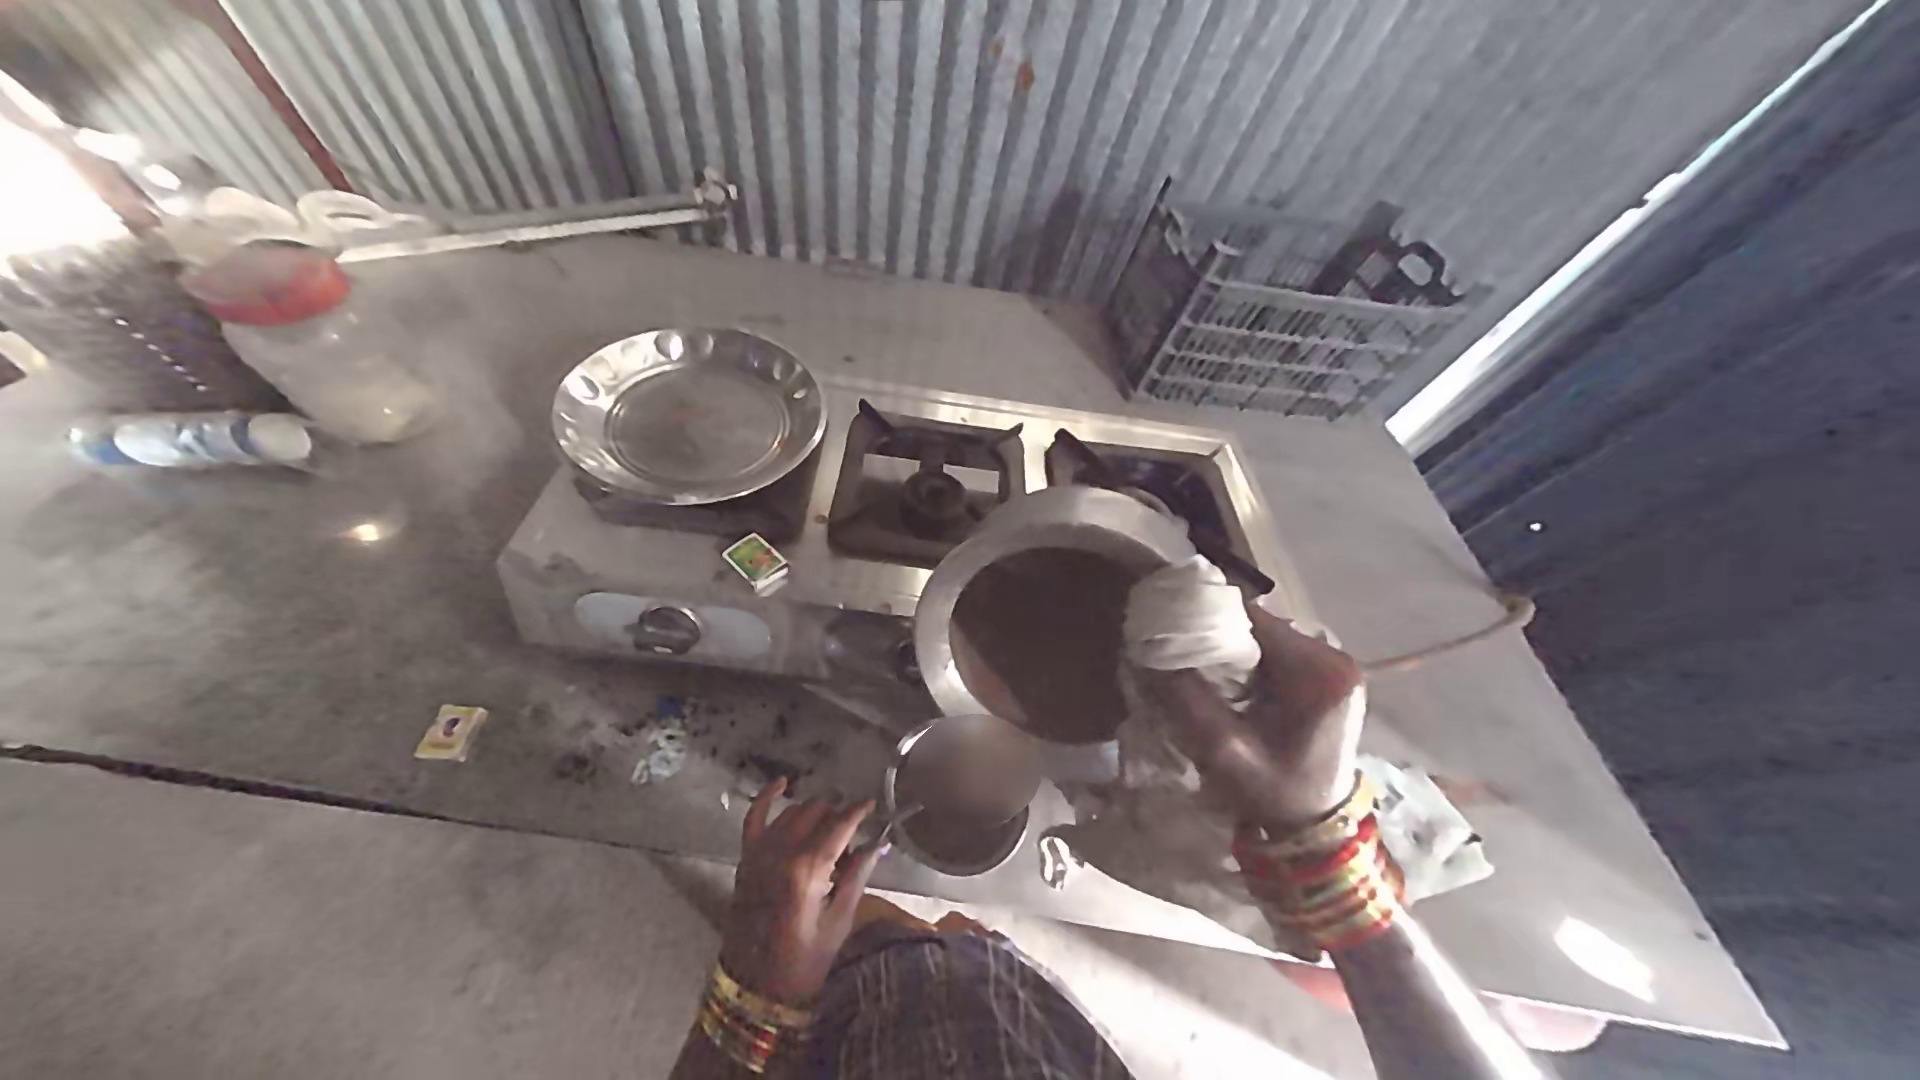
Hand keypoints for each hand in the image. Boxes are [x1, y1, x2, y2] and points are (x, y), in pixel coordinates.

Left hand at [721, 778, 884, 1004]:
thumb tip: (880, 842)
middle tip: (851, 837)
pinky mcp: (746, 858)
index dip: (859, 811)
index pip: (840, 825)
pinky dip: (767, 796)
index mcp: (807, 870)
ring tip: (828, 836)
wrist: (753, 989)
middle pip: (817, 813)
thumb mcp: (839, 921)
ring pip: (793, 811)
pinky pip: (754, 816)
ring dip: (814, 814)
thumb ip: (858, 875)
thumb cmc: (803, 961)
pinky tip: (782, 782)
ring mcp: (759, 853)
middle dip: (838, 816)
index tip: (872, 804)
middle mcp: (781, 853)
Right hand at [1137, 602, 1364, 829]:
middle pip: (1258, 623)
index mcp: (1319, 672)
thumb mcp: (1223, 750)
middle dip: (1214, 632)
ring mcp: (1332, 666)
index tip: (1169, 626)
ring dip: (1228, 645)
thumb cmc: (1273, 794)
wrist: (1317, 829)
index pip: (1251, 617)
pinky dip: (1244, 657)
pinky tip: (1223, 676)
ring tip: (1194, 662)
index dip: (1206, 617)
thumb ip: (1186, 698)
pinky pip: (1274, 650)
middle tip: (1176, 647)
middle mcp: (1334, 658)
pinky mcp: (1324, 676)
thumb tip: (1148, 653)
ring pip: (1263, 634)